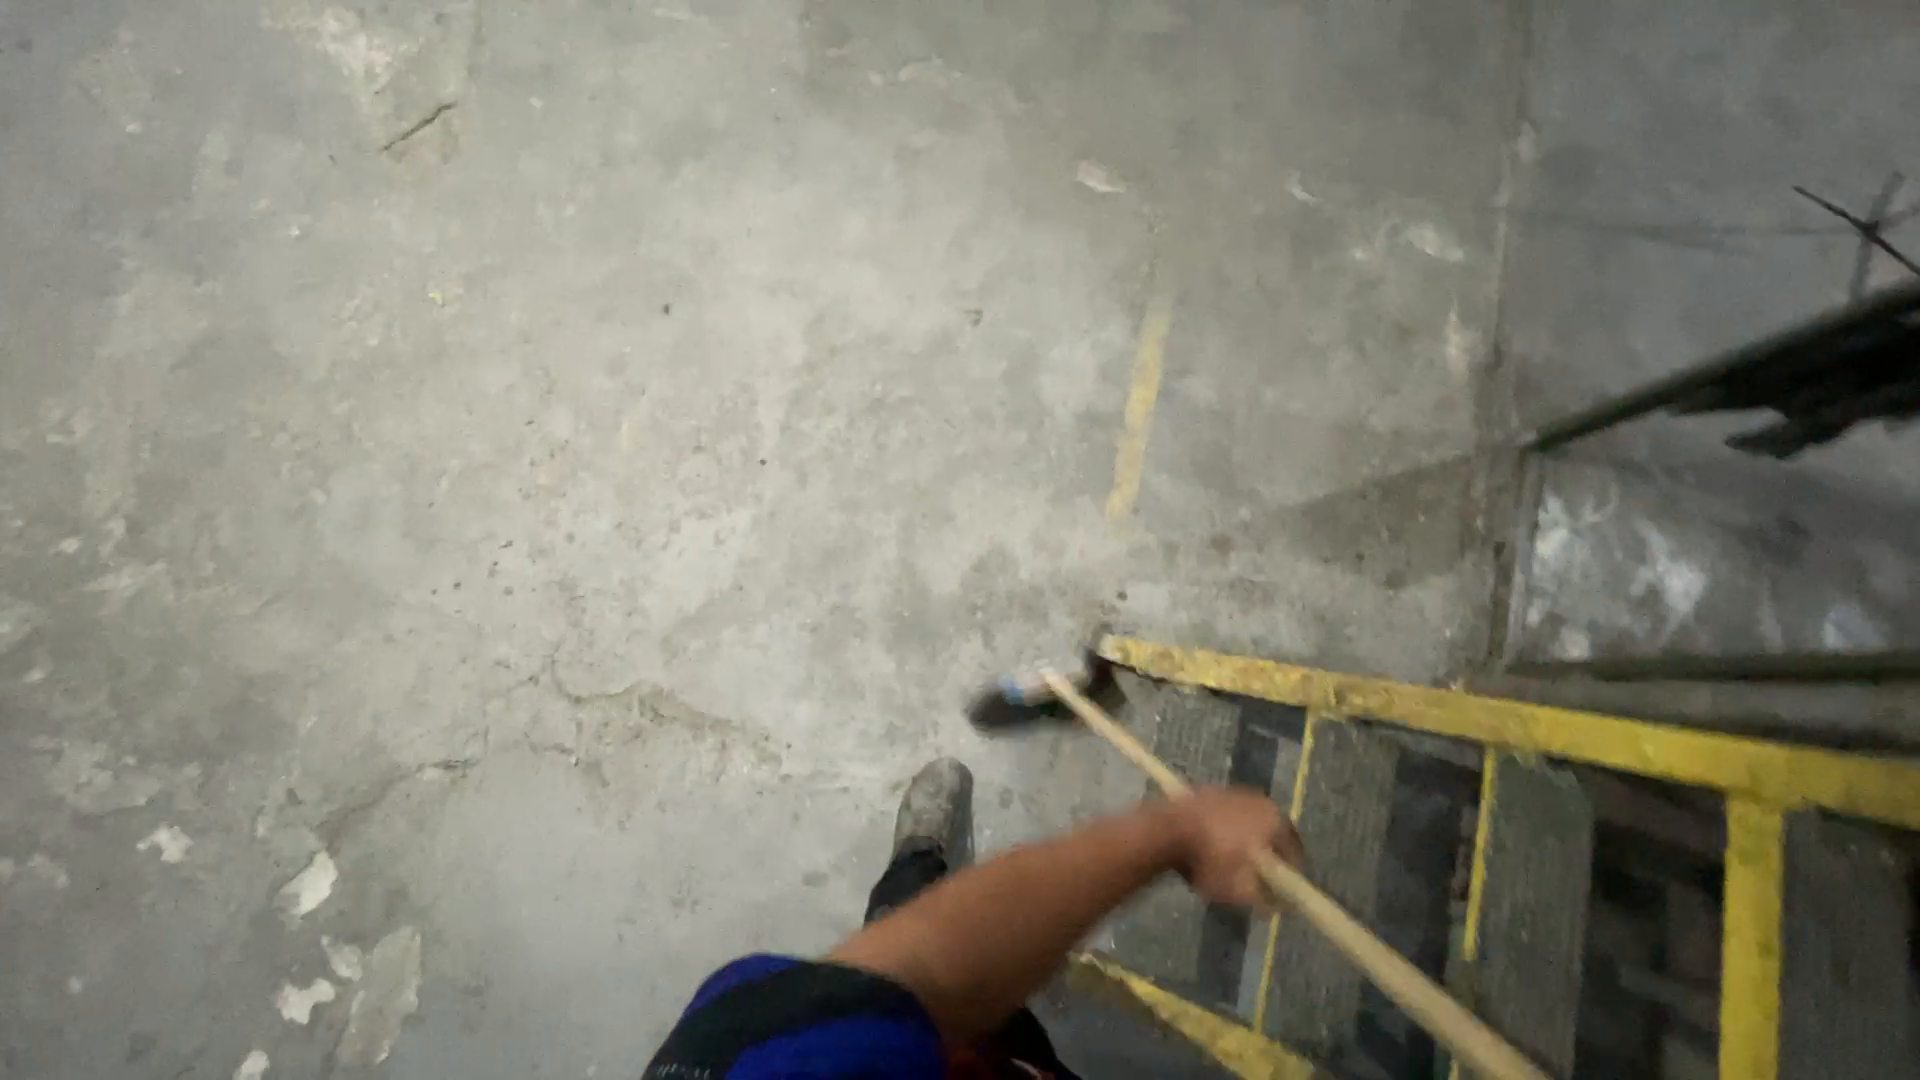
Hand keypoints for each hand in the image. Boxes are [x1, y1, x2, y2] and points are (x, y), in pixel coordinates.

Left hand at [1161, 786, 1300, 907]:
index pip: (1294, 852)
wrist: (1167, 829)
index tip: (1278, 893)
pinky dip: (1222, 834)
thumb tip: (1281, 903)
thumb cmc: (1213, 860)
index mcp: (1276, 819)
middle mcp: (1258, 800)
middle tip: (1253, 881)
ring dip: (1242, 845)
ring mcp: (1231, 793)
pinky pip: (1223, 820)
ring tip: (1227, 867)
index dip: (1288, 876)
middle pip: (1270, 835)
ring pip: (1246, 826)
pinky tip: (1208, 850)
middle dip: (1265, 858)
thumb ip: (1269, 899)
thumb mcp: (1245, 892)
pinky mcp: (1207, 793)